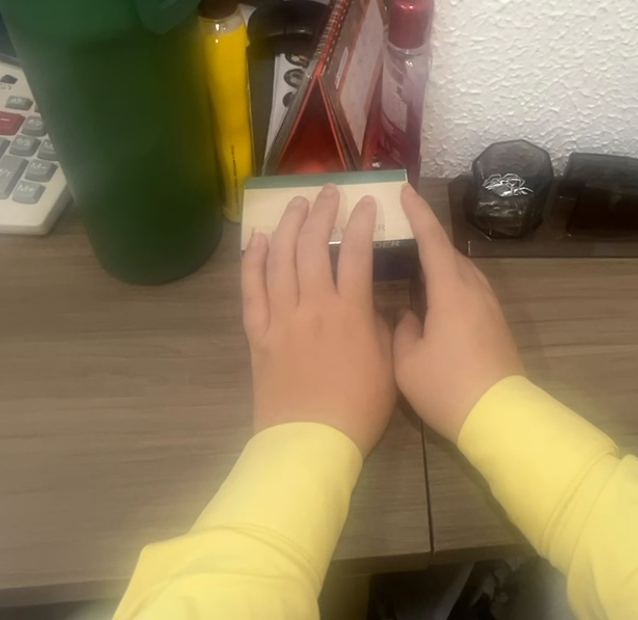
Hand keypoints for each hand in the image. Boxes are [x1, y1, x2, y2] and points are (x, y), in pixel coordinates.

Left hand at [241, 186, 396, 451]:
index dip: (361, 222)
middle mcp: (312, 306)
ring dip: (287, 226)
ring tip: (295, 203)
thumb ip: (379, 325)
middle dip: (321, 212)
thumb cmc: (358, 408)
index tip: (367, 202)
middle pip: (311, 246)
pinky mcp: (258, 335)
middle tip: (327, 192)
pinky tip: (256, 240)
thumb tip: (372, 301)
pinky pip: (251, 291)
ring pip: (279, 259)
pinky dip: (252, 262)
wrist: (310, 444)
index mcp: (349, 312)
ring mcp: (281, 318)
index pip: (355, 252)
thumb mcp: (387, 364)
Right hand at [392, 186, 523, 441]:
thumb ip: (402, 329)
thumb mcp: (407, 362)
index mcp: (451, 289)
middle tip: (401, 227)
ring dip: (439, 261)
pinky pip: (469, 288)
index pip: (432, 240)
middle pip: (448, 252)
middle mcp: (473, 288)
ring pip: (461, 271)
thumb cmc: (448, 386)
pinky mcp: (496, 322)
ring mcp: (489, 304)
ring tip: (415, 262)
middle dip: (426, 236)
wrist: (500, 415)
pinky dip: (450, 281)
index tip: (405, 190)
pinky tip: (436, 296)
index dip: (417, 213)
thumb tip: (407, 315)